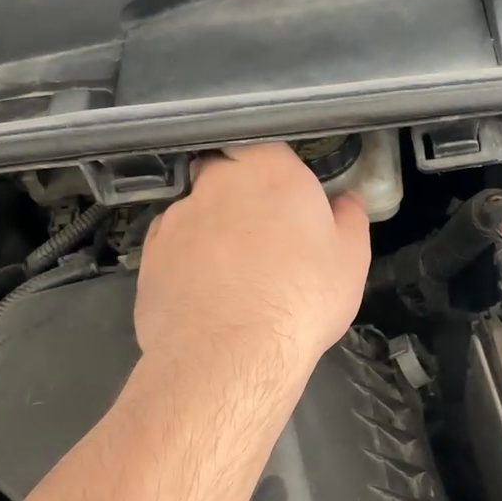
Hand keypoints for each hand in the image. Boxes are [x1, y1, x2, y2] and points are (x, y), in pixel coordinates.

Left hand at [132, 143, 370, 374]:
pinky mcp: (150, 254)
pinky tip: (208, 291)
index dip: (277, 168)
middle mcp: (218, 182)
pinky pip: (174, 246)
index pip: (268, 145)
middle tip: (266, 236)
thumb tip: (348, 201)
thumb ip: (350, 219)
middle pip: (227, 173)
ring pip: (198, 211)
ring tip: (235, 273)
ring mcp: (178, 216)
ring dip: (214, 229)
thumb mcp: (351, 260)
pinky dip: (188, 260)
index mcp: (271, 170)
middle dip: (241, 195)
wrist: (231, 355)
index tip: (288, 195)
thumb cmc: (301, 299)